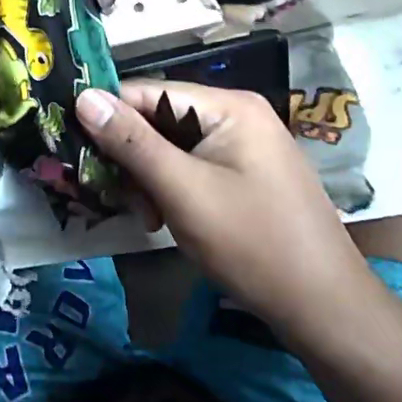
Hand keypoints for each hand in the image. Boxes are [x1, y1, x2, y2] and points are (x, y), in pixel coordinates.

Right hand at [76, 79, 368, 339]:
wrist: (325, 309)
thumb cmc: (252, 243)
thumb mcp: (183, 191)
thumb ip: (131, 143)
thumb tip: (83, 97)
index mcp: (229, 105)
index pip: (149, 92)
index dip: (109, 116)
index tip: (76, 149)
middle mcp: (237, 114)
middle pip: (160, 119)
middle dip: (133, 158)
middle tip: (122, 199)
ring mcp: (245, 145)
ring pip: (172, 146)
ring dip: (150, 179)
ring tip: (148, 218)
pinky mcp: (245, 173)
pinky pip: (192, 166)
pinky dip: (171, 189)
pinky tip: (165, 219)